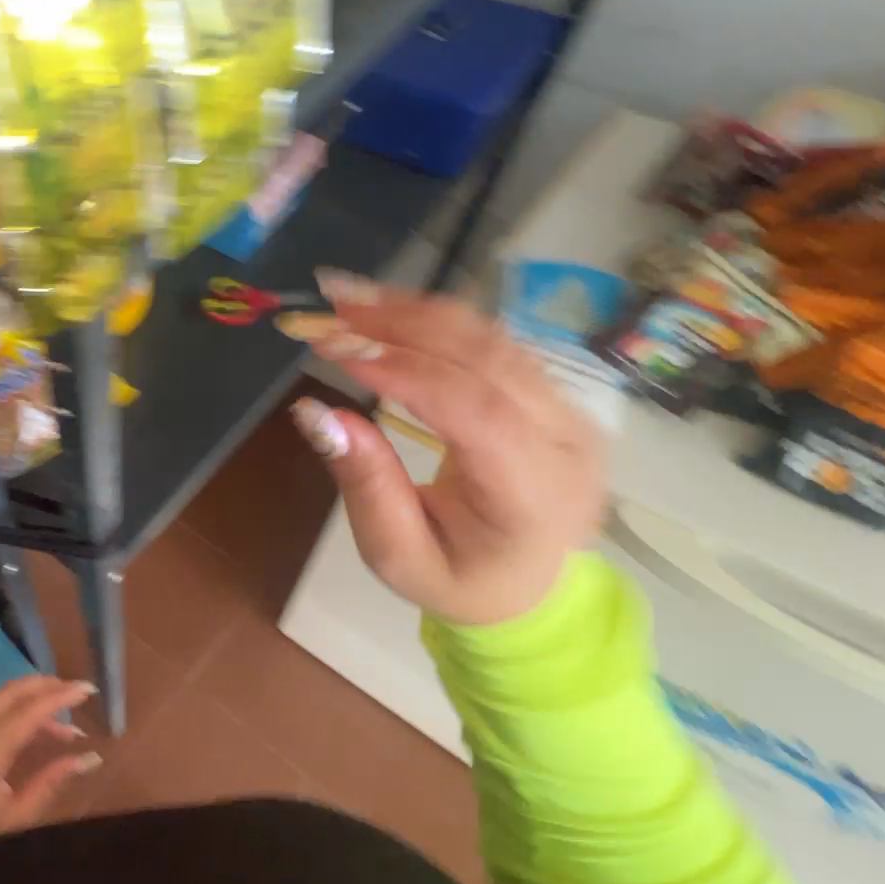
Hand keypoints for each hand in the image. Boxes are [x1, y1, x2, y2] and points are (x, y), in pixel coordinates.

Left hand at [0, 676, 103, 849]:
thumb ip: (52, 782)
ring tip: (67, 727)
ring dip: (32, 701)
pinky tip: (38, 734)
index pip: (30, 710)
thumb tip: (90, 758)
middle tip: (77, 693)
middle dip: (46, 686)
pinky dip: (17, 713)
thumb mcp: (18, 816)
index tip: (88, 689)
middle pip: (12, 691)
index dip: (61, 696)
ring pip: (1, 700)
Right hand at [290, 272, 604, 626]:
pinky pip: (495, 343)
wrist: (524, 586)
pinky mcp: (554, 395)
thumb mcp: (395, 553)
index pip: (473, 411)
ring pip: (493, 339)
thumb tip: (314, 413)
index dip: (403, 370)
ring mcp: (570, 412)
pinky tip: (387, 309)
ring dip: (416, 311)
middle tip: (330, 305)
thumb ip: (364, 484)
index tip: (334, 346)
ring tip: (348, 297)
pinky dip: (436, 320)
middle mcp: (569, 441)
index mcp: (534, 493)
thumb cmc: (454, 576)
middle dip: (404, 323)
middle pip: (489, 359)